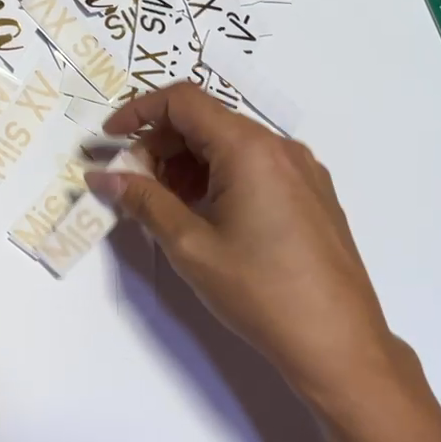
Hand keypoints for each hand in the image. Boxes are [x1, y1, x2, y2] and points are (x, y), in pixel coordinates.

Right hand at [88, 83, 406, 410]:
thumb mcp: (189, 244)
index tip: (110, 141)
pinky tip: (203, 217)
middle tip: (132, 186)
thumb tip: (104, 176)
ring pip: (229, 145)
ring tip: (164, 207)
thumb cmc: (258, 290)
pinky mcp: (311, 195)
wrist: (336, 340)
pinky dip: (216, 177)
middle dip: (159, 144)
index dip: (138, 112)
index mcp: (250, 149)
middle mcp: (280, 148)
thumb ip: (143, 201)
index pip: (184, 102)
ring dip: (186, 163)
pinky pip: (254, 166)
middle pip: (206, 121)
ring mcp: (302, 170)